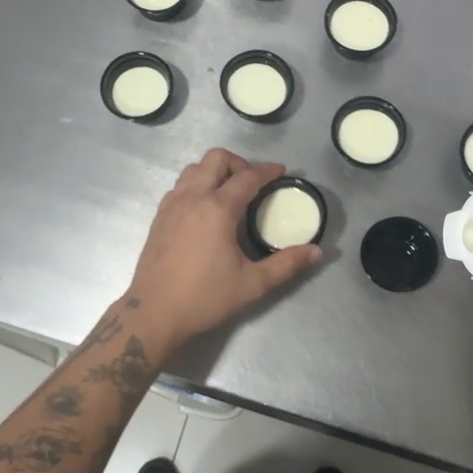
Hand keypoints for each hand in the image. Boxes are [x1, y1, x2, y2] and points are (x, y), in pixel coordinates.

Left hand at [126, 149, 321, 346]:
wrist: (155, 313)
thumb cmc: (205, 298)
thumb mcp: (252, 284)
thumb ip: (286, 264)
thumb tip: (317, 252)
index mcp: (217, 209)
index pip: (247, 177)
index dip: (267, 171)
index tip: (281, 172)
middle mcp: (192, 198)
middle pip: (216, 159)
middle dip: (238, 164)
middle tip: (253, 184)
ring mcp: (171, 206)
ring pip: (193, 169)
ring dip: (214, 172)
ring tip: (229, 194)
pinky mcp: (158, 218)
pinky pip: (179, 187)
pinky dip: (196, 186)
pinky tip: (205, 210)